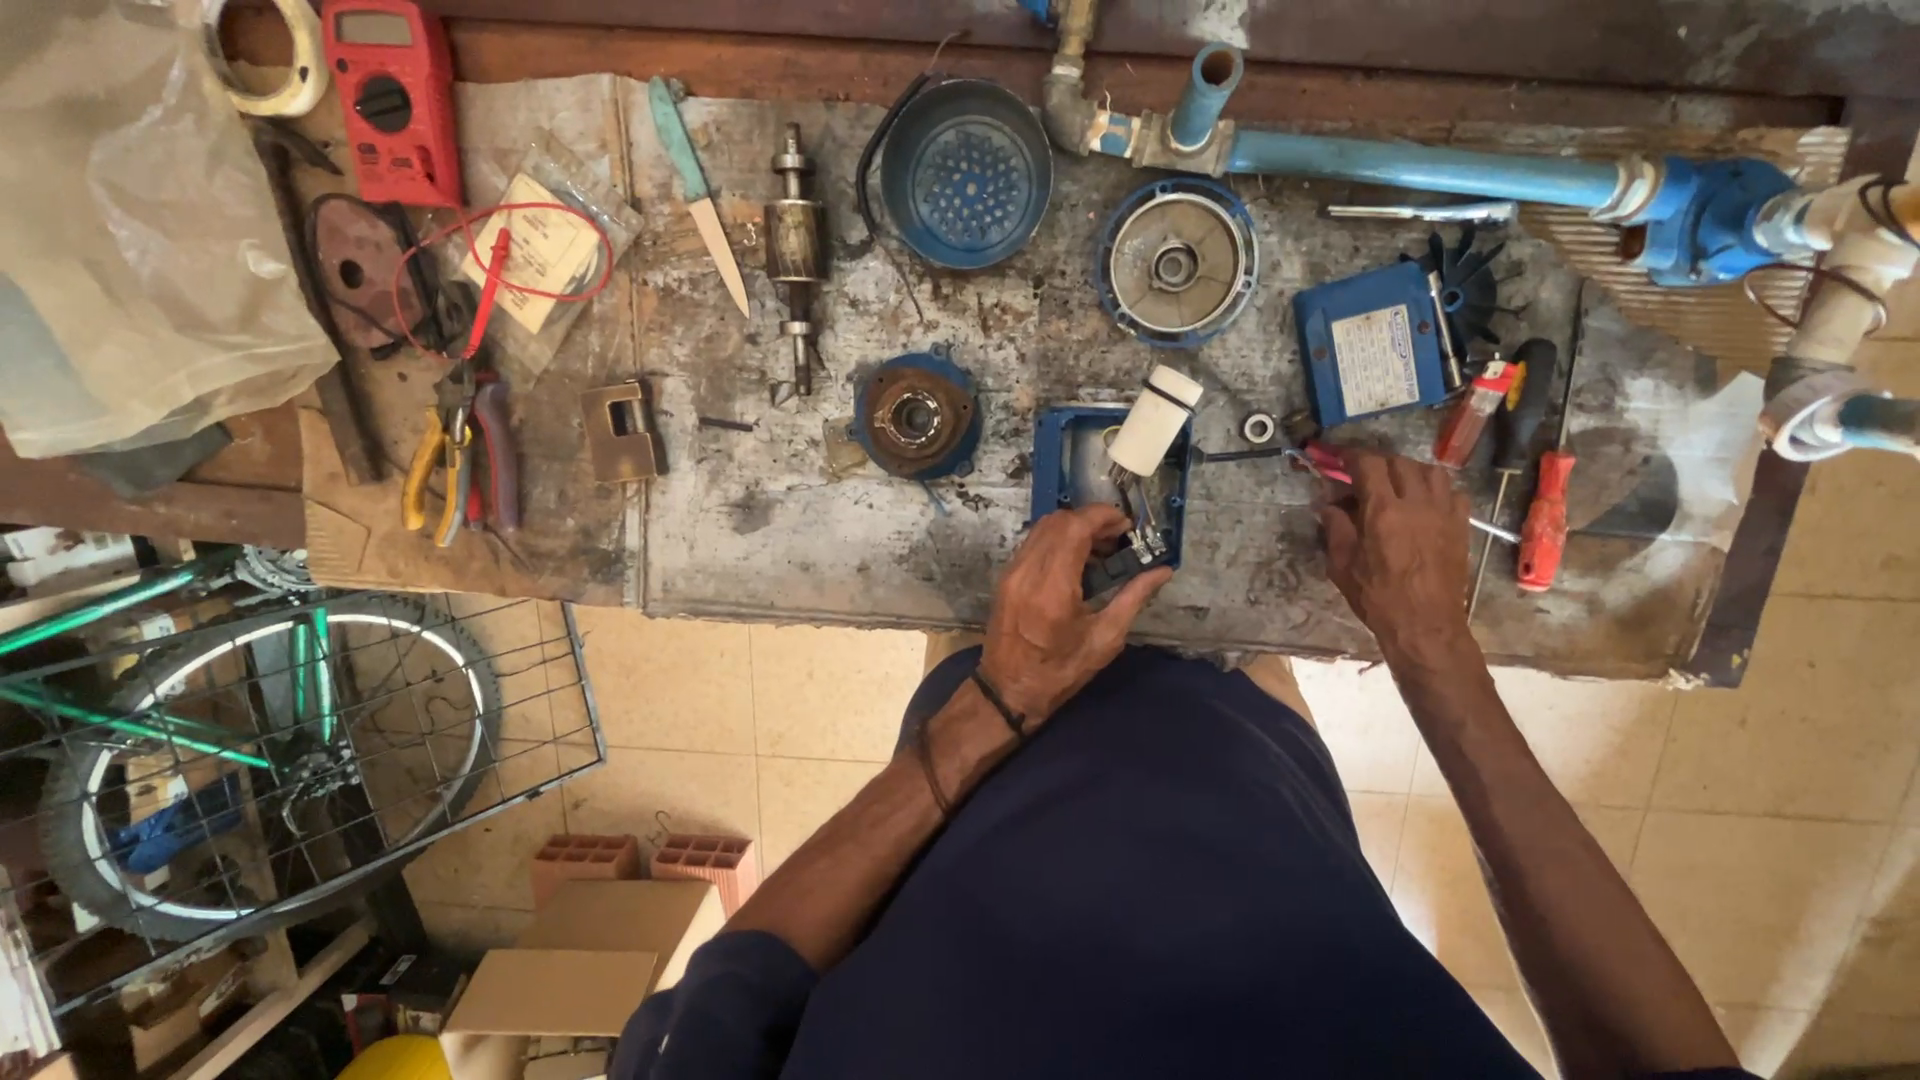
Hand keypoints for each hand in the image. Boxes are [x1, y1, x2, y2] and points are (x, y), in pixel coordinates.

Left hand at [977, 505, 1172, 722]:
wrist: (1008, 691)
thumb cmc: (1060, 672)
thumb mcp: (1104, 639)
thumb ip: (1133, 598)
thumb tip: (1163, 571)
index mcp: (1052, 588)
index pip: (1074, 527)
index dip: (1102, 516)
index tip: (1126, 526)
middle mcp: (1027, 572)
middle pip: (1058, 521)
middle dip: (1091, 520)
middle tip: (1117, 539)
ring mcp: (1012, 573)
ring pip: (1042, 528)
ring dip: (1073, 528)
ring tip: (1101, 549)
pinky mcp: (1006, 578)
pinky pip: (1033, 543)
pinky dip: (1056, 540)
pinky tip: (1076, 562)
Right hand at [1318, 450, 1473, 661]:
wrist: (1425, 625)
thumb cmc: (1377, 598)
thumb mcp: (1342, 565)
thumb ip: (1335, 529)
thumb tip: (1328, 505)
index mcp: (1383, 511)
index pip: (1368, 465)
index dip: (1351, 455)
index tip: (1338, 457)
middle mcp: (1417, 503)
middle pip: (1399, 462)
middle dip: (1377, 461)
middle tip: (1360, 471)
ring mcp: (1444, 512)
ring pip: (1429, 471)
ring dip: (1408, 469)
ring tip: (1394, 481)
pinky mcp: (1461, 525)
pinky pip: (1452, 491)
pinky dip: (1434, 487)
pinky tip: (1422, 500)